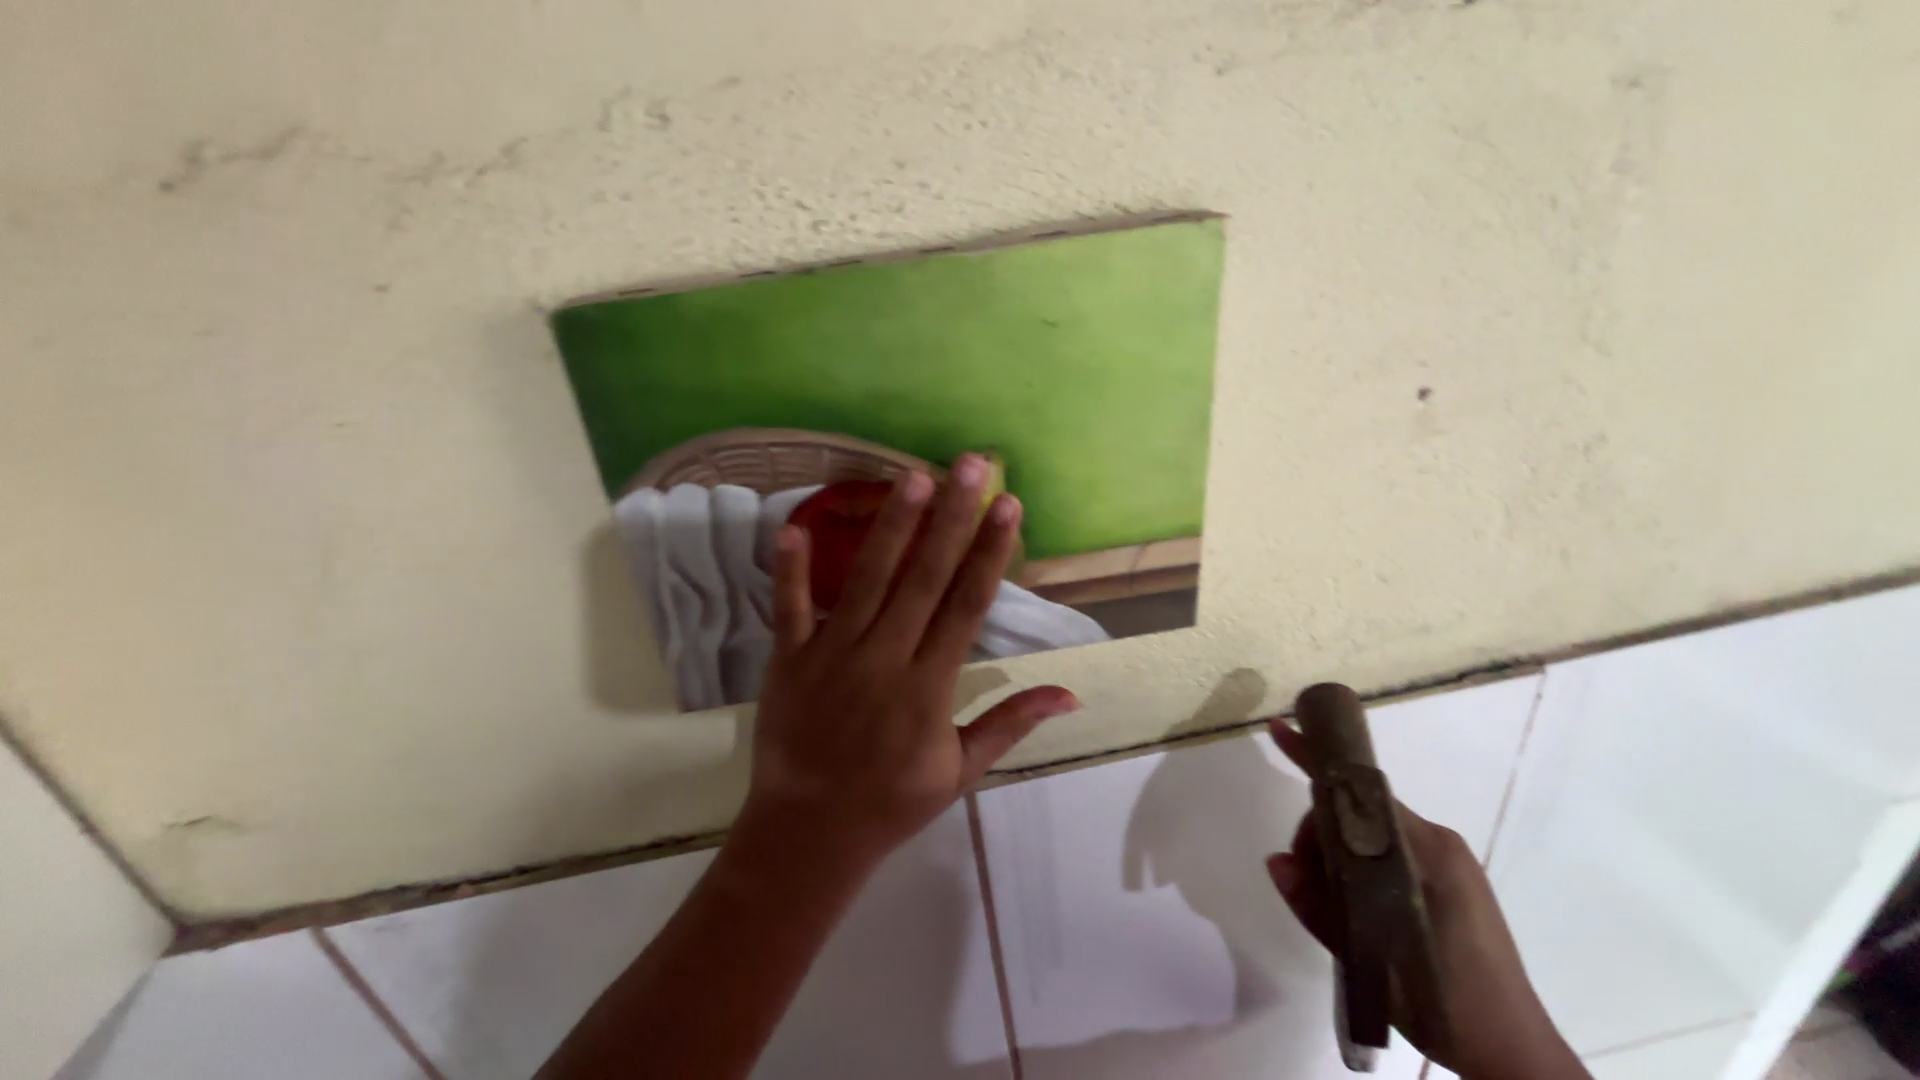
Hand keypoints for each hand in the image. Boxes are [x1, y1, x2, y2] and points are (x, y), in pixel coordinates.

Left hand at [738, 455, 1080, 871]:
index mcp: (930, 685)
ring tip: (912, 478)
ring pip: (867, 580)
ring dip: (892, 527)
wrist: (810, 833)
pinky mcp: (789, 660)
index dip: (989, 552)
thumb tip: (1069, 694)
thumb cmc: (892, 802)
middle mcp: (886, 658)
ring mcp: (833, 655)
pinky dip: (789, 570)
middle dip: (951, 517)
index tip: (1008, 506)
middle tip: (969, 465)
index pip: (967, 605)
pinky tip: (794, 526)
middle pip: (924, 578)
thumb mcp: (960, 770)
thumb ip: (1010, 724)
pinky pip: (789, 609)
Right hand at [1264, 718, 1589, 1079]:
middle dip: (1317, 838)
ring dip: (1336, 861)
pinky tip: (1351, 910)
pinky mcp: (1449, 883)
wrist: (1513, 1052)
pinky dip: (1357, 871)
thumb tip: (1277, 861)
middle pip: (1355, 814)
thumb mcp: (1368, 957)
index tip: (1282, 729)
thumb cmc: (1445, 1004)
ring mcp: (1446, 863)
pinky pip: (1386, 855)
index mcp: (1425, 851)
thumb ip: (1318, 906)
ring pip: (1368, 836)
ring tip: (1329, 910)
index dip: (1315, 760)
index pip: (1359, 789)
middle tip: (1303, 886)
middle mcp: (1437, 844)